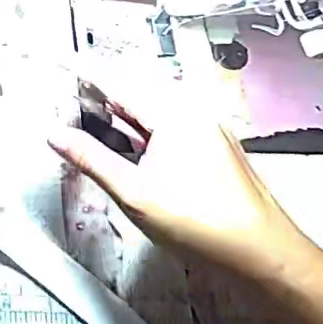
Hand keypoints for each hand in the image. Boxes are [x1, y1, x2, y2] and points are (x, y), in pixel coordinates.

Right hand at [47, 84, 322, 291]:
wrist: (268, 260)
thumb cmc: (200, 224)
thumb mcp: (133, 192)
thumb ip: (90, 158)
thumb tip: (54, 134)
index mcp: (174, 115)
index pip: (118, 85)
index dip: (86, 76)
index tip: (61, 63)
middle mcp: (194, 114)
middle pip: (136, 98)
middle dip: (102, 101)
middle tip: (71, 106)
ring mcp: (209, 133)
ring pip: (154, 117)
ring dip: (123, 122)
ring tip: (95, 129)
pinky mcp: (216, 152)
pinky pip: (171, 132)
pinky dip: (145, 137)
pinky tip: (133, 156)